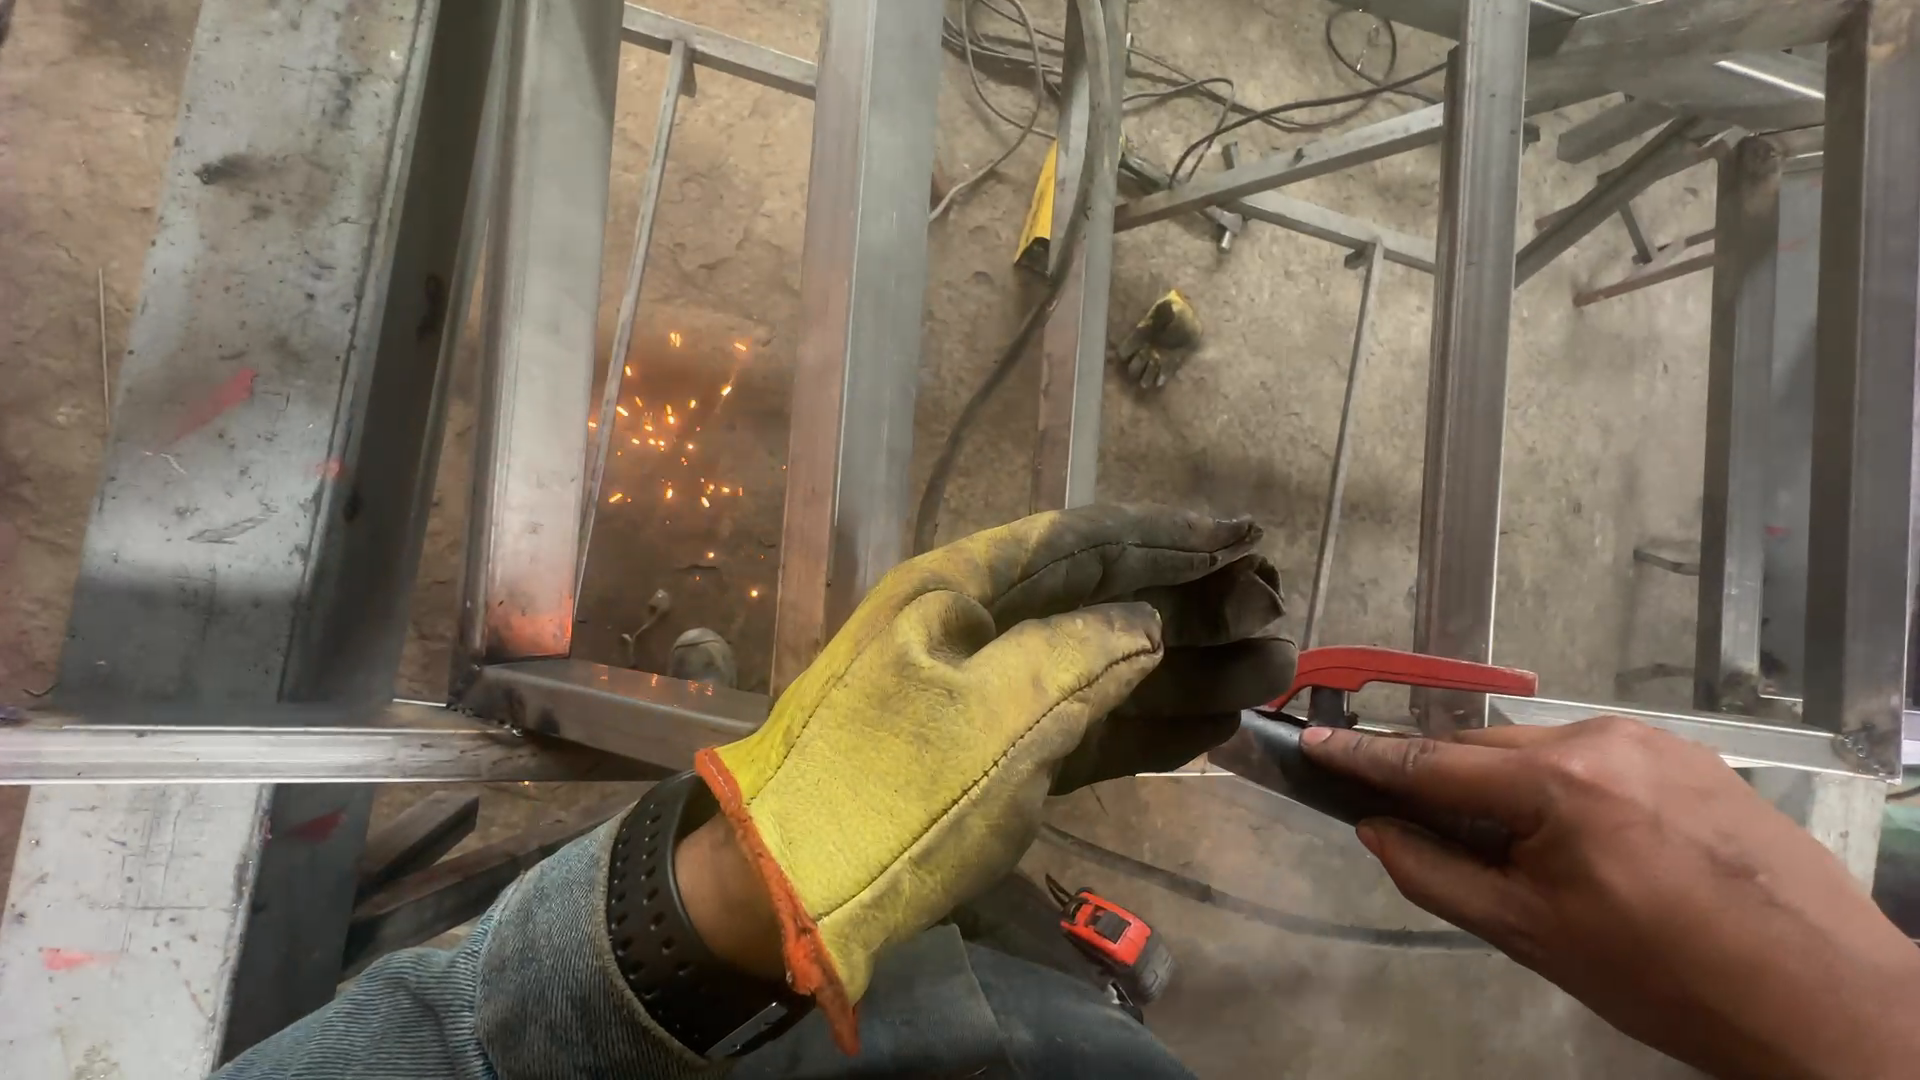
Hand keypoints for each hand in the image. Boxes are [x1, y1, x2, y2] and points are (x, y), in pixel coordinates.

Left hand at [689, 505, 1293, 1051]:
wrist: (794, 888)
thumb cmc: (887, 790)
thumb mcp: (990, 713)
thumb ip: (1079, 654)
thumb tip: (1147, 621)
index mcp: (959, 588)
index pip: (1082, 542)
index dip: (1168, 536)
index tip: (1244, 537)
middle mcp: (979, 625)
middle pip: (1101, 600)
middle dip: (1189, 603)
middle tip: (1271, 607)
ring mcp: (993, 691)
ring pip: (1104, 665)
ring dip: (1184, 667)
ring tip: (1268, 666)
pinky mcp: (1004, 751)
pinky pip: (1087, 723)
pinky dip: (1147, 725)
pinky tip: (1214, 723)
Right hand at [1302, 718, 1919, 1079]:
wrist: (1841, 1010)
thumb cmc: (1665, 979)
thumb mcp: (1530, 934)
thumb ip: (1433, 873)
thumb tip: (1372, 828)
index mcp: (1556, 784)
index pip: (1429, 762)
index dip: (1362, 755)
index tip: (1310, 739)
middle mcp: (1597, 738)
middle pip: (1480, 748)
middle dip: (1444, 780)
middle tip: (1426, 823)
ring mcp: (1649, 738)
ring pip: (1533, 747)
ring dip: (1503, 782)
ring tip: (1519, 842)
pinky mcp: (1688, 751)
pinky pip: (1587, 753)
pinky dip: (1557, 781)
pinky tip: (1585, 833)